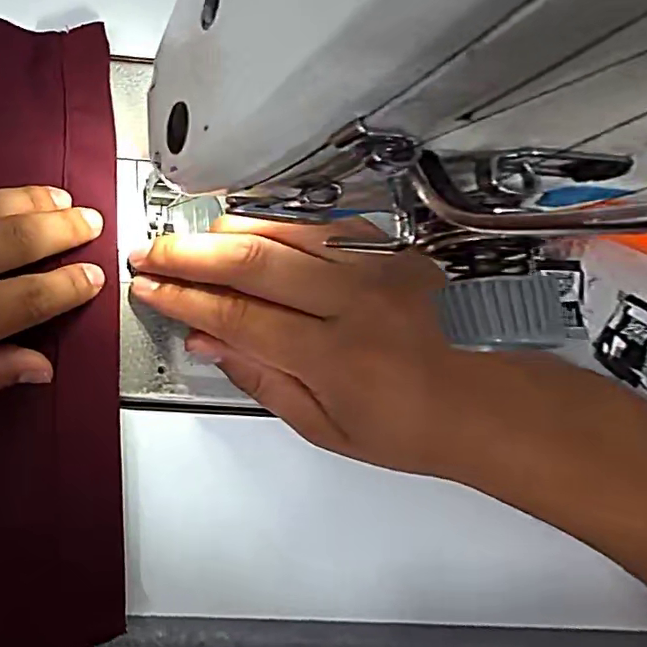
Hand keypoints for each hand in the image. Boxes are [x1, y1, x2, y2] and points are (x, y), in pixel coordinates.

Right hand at [127, 215, 638, 483]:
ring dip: (221, 231)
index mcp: (334, 358)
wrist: (498, 402)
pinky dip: (269, 220)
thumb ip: (259, 378)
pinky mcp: (387, 249)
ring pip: (279, 231)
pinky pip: (315, 222)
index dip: (181, 298)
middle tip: (149, 252)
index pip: (236, 315)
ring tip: (184, 239)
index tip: (149, 288)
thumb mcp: (325, 426)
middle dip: (185, 253)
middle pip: (250, 262)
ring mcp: (374, 268)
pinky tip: (241, 226)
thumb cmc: (416, 426)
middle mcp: (353, 304)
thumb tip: (206, 340)